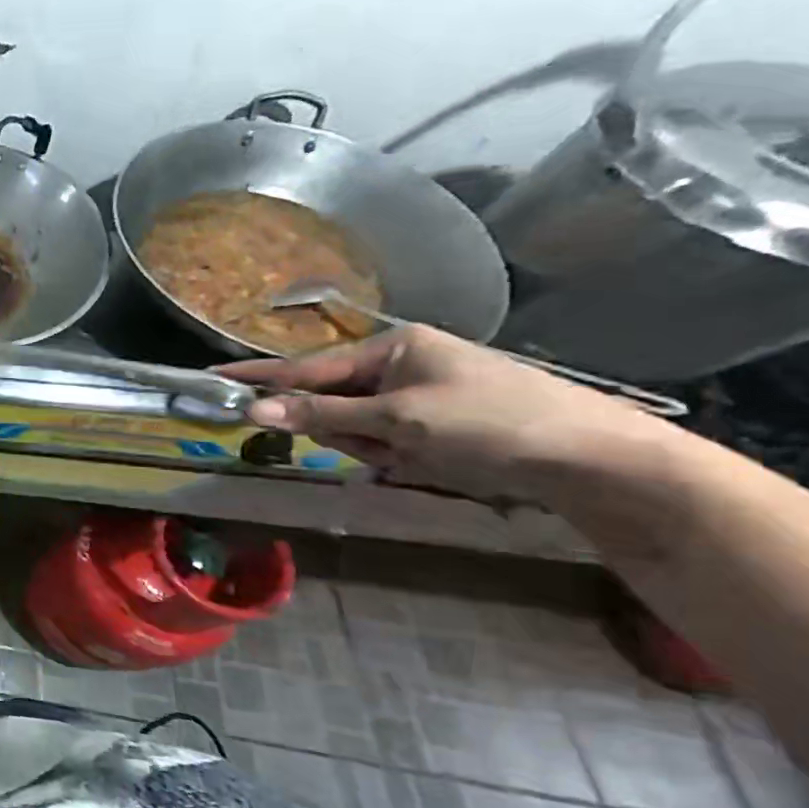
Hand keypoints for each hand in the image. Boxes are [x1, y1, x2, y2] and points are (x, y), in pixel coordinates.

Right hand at [223, 324, 658, 499]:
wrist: (594, 458)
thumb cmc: (490, 424)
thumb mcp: (398, 420)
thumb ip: (321, 415)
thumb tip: (253, 410)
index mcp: (393, 347)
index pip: (307, 366)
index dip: (260, 377)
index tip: (214, 378)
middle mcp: (403, 363)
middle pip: (334, 401)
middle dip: (348, 430)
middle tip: (387, 447)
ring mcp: (422, 392)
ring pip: (359, 426)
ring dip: (378, 447)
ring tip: (424, 455)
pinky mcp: (439, 420)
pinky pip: (388, 439)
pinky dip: (400, 455)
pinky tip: (435, 461)